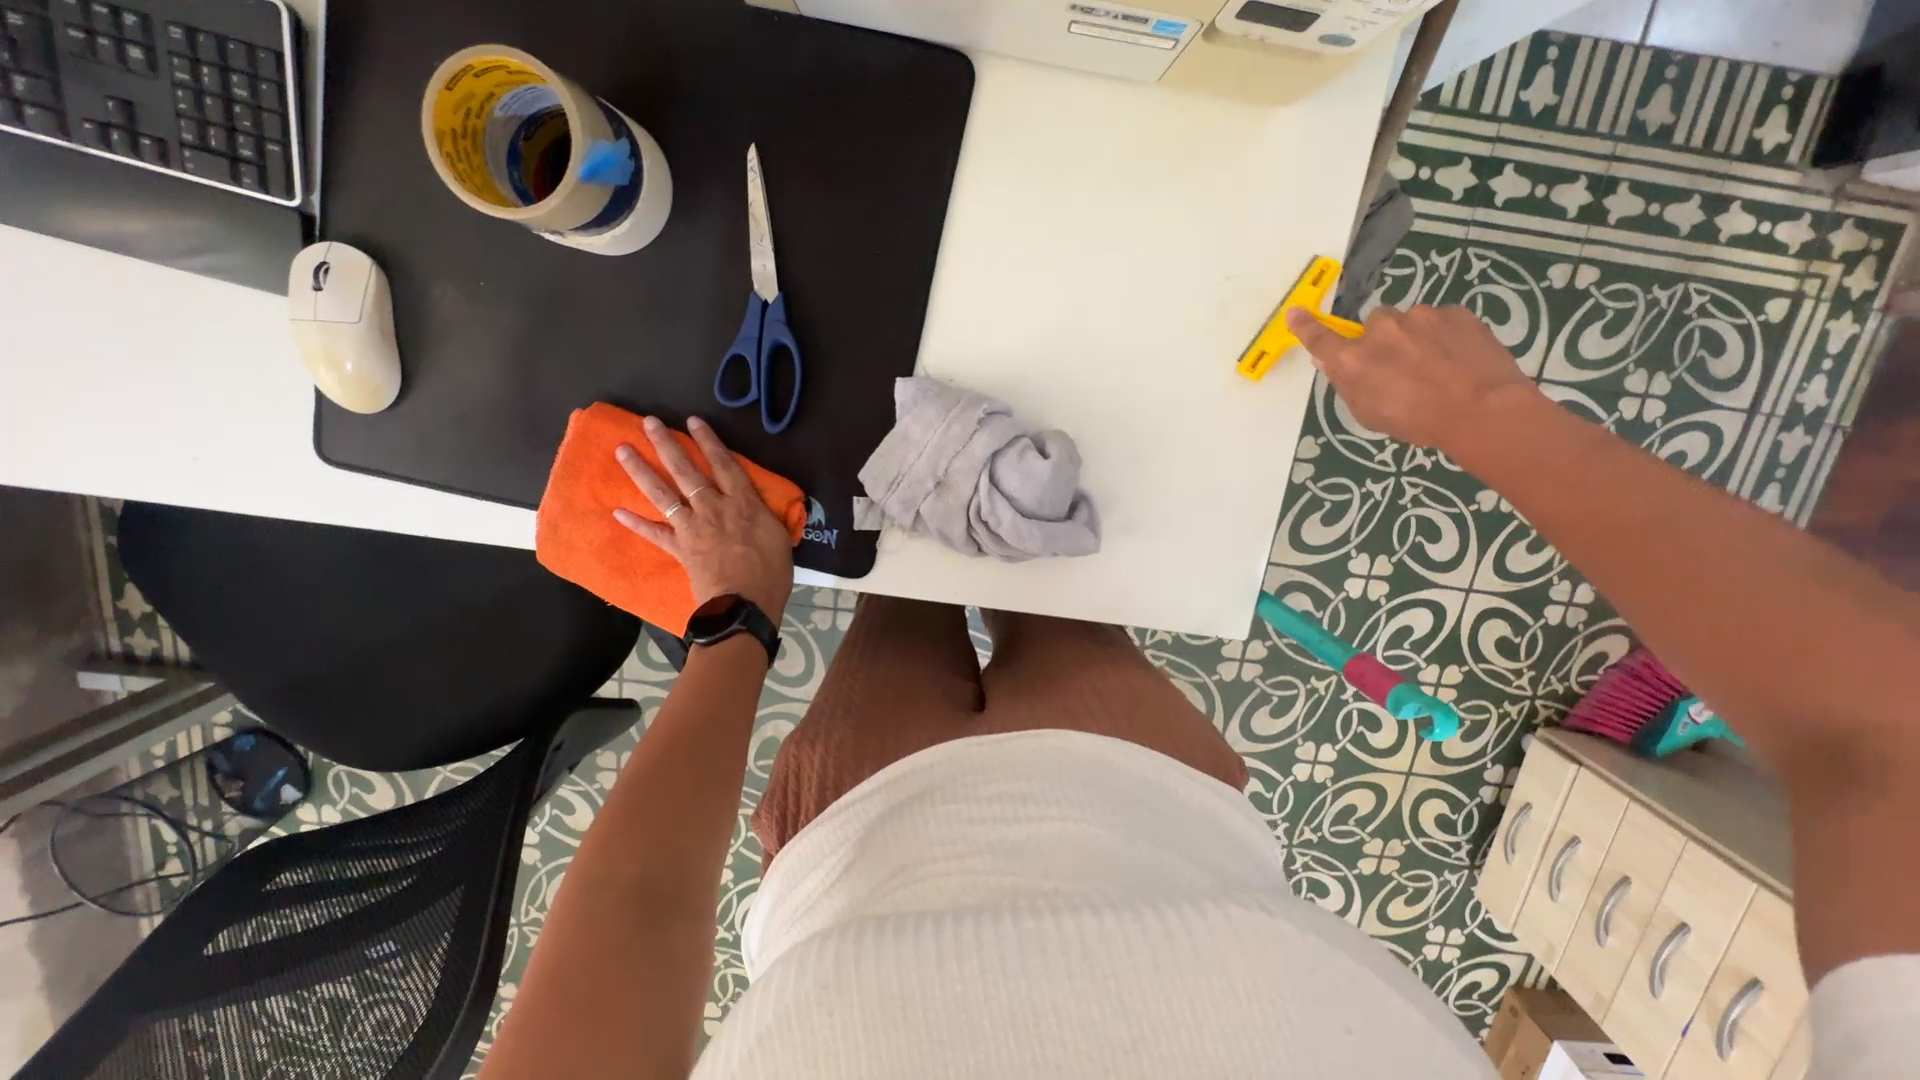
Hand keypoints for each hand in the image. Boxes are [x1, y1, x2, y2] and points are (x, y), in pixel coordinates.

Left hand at [613, 416, 793, 621]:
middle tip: (649, 423)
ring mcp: (692, 528)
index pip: (724, 465)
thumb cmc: (771, 574)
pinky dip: (636, 523)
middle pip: (687, 471)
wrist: (744, 605)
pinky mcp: (680, 549)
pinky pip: (654, 534)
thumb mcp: (780, 538)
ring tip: (623, 451)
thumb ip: (767, 518)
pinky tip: (617, 511)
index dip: (708, 442)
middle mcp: (713, 509)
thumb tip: (763, 510)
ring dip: (641, 471)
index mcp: (743, 504)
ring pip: (663, 494)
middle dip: (667, 445)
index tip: (692, 421)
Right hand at [1286, 304, 1541, 449]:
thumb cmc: (1418, 422)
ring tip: (1437, 366)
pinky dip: (1444, 335)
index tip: (1295, 313)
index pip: (1320, 339)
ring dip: (1415, 337)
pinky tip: (1458, 358)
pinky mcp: (1455, 312)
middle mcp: (1381, 330)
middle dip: (1382, 340)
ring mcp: (1420, 316)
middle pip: (1373, 325)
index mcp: (1354, 360)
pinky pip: (1441, 319)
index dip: (1305, 326)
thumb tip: (1332, 362)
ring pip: (1409, 321)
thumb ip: (1348, 385)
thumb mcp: (1370, 415)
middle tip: (1400, 366)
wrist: (1482, 409)